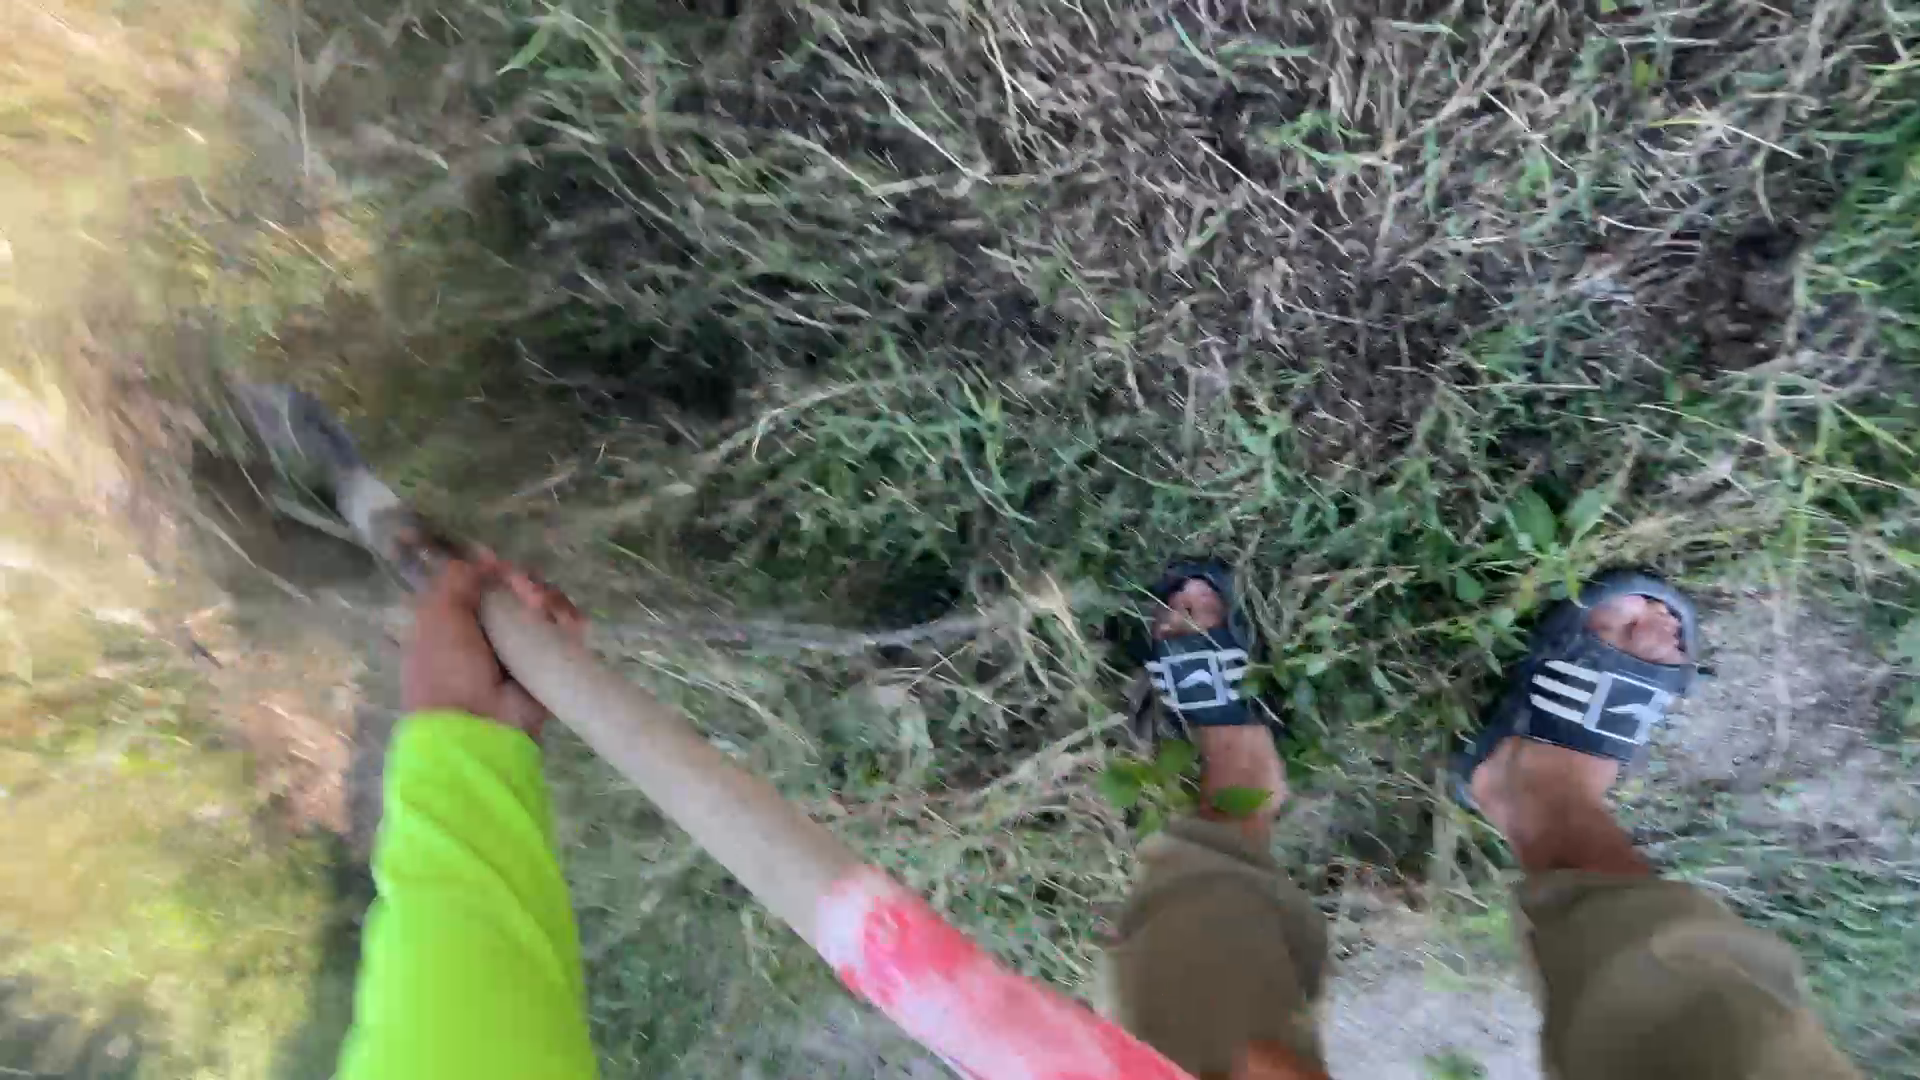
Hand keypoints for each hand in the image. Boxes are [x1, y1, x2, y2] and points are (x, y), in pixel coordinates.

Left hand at [402, 554, 584, 739]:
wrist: (477, 722)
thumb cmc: (446, 671)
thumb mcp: (437, 618)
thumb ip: (455, 582)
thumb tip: (482, 555)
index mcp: (461, 621)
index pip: (487, 584)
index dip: (497, 571)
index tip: (501, 565)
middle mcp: (494, 630)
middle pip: (520, 591)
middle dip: (526, 584)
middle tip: (527, 591)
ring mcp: (526, 645)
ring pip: (547, 607)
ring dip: (550, 600)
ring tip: (545, 609)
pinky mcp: (554, 659)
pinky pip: (568, 630)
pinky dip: (573, 621)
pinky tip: (571, 622)